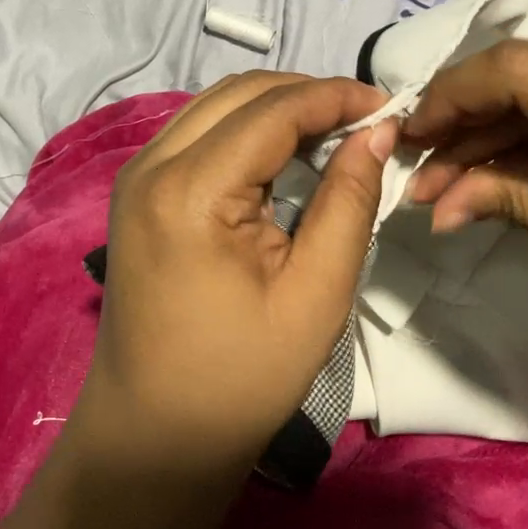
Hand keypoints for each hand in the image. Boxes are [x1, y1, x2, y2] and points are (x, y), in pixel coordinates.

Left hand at [0, 74, 394, 528]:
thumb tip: (377, 133)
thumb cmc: (240, 380)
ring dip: (278, 106)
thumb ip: (349, 203)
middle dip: (309, 94)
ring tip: (335, 133)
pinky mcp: (137, 187)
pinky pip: (199, 129)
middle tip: (366, 123)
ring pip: (218, 104)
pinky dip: (248, 127)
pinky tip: (286, 152)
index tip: (390, 109)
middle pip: (242, 94)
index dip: (336, 98)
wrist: (153, 434)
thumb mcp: (316, 297)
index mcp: (190, 191)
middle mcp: (152, 164)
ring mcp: (137, 172)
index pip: (273, 111)